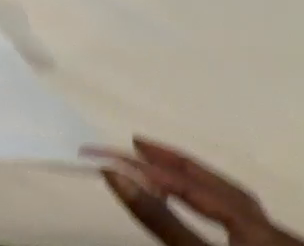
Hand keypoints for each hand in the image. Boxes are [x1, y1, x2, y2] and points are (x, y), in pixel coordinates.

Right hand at [88, 138, 300, 245]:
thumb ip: (160, 219)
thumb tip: (113, 173)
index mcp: (259, 230)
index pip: (192, 187)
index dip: (145, 168)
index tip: (100, 155)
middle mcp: (277, 233)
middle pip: (223, 188)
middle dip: (177, 164)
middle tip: (136, 144)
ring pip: (237, 203)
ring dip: (196, 181)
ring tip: (160, 167)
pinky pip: (244, 218)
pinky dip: (214, 202)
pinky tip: (199, 204)